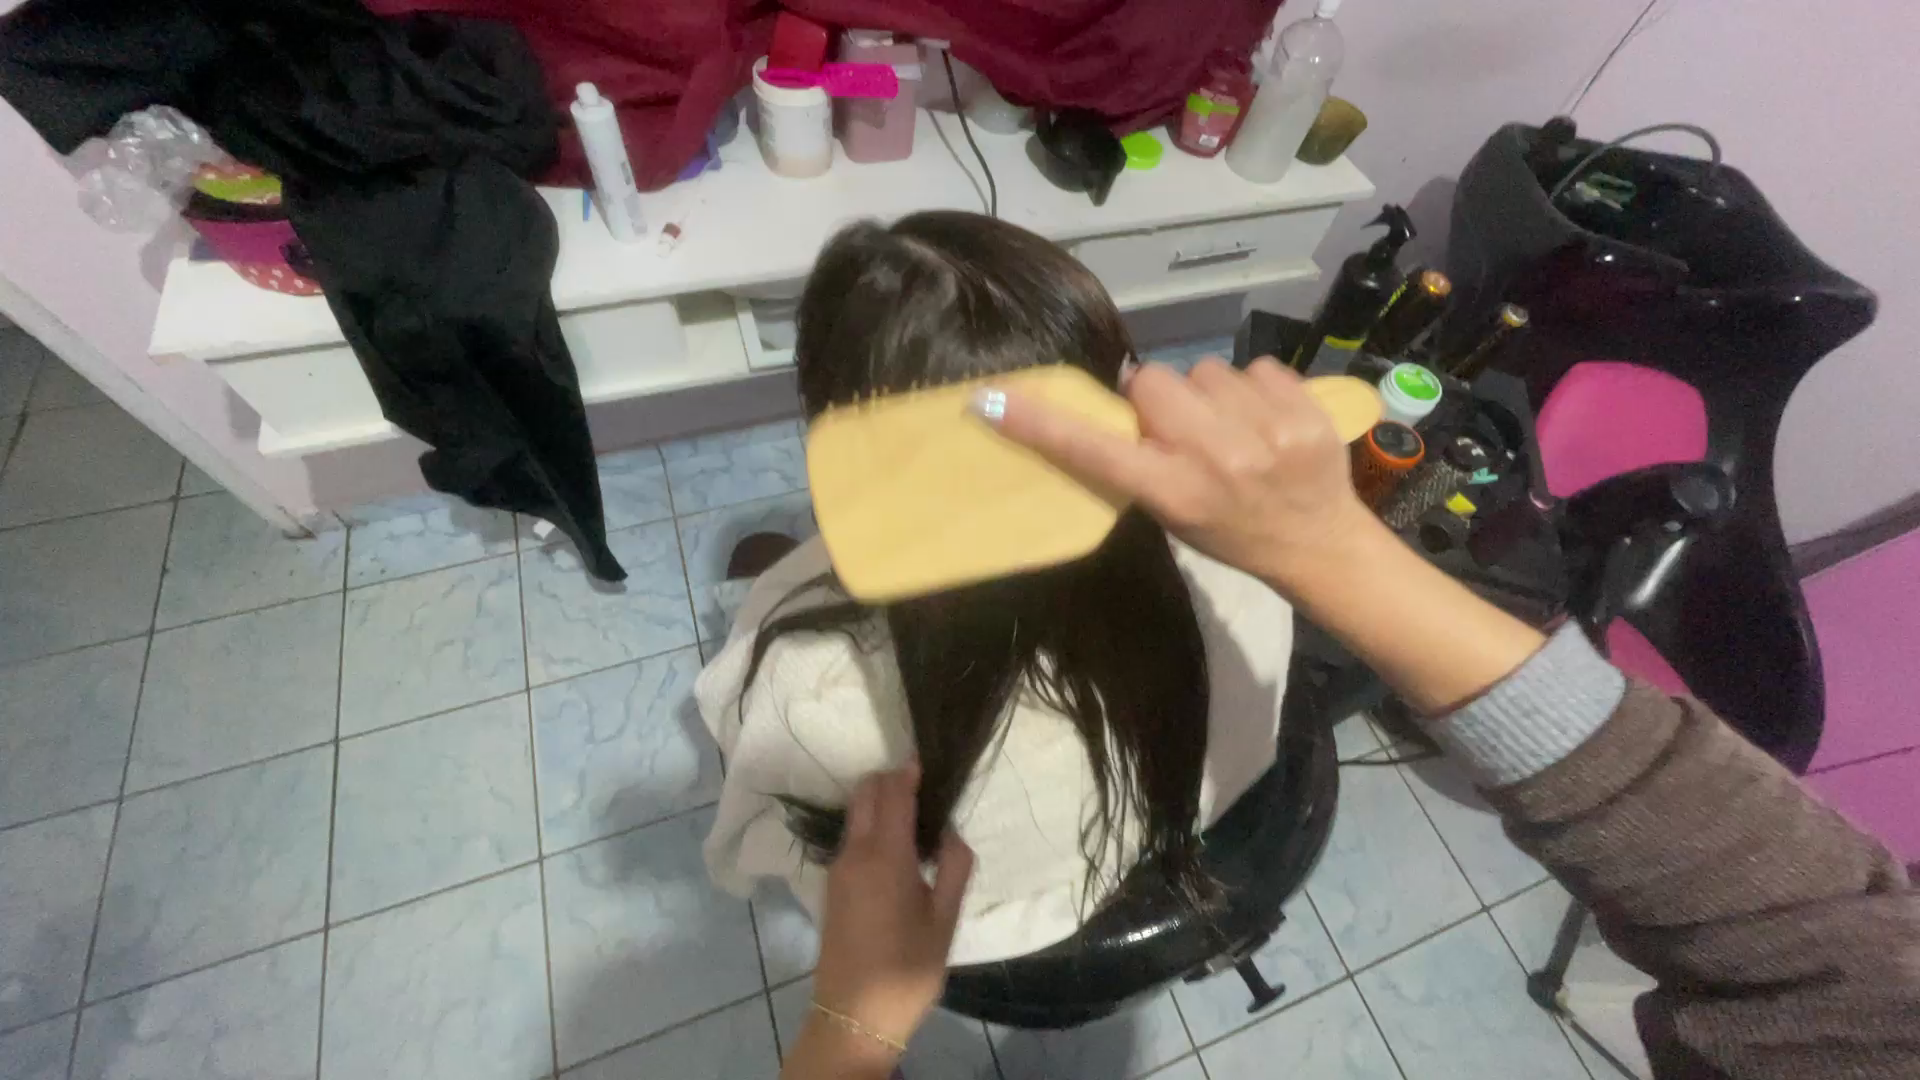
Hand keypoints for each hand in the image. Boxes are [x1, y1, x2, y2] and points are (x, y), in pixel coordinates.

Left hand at [811, 764, 974, 1053]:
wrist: (852, 1019)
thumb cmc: (906, 969)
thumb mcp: (944, 921)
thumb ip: (954, 868)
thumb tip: (952, 831)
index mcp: (886, 856)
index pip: (893, 793)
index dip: (908, 772)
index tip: (925, 761)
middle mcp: (855, 853)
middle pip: (865, 793)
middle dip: (889, 780)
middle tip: (920, 787)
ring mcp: (837, 869)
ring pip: (855, 814)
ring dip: (877, 802)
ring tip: (912, 817)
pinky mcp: (831, 886)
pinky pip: (850, 838)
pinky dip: (869, 825)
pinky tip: (893, 848)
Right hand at [990, 357, 1376, 591]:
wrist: (1317, 544)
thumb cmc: (1228, 535)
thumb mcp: (1171, 515)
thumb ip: (1142, 462)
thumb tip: (1126, 403)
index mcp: (1172, 493)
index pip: (1092, 450)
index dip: (1038, 425)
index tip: (991, 400)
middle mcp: (1215, 459)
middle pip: (1154, 380)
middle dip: (1157, 397)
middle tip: (1177, 427)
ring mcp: (1267, 433)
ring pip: (1206, 370)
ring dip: (1208, 395)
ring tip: (1232, 430)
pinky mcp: (1307, 412)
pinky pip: (1254, 367)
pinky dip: (1252, 390)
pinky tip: (1265, 422)